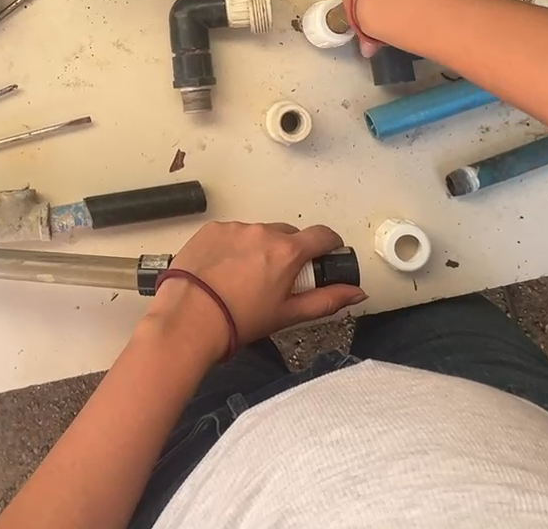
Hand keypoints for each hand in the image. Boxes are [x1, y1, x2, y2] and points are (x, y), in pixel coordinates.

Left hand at [145, 222, 366, 365]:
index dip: (329, 244)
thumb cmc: (241, 319)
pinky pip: (231, 233)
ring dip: (259, 248)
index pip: (322, 234)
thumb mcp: (288, 314)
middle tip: (281, 279)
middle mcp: (262, 231)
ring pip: (258, 233)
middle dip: (291, 251)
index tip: (327, 256)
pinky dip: (233, 247)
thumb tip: (357, 292)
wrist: (189, 316)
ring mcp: (234, 227)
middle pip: (288, 234)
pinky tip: (223, 270)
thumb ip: (327, 300)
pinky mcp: (211, 229)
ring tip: (245, 278)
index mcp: (287, 251)